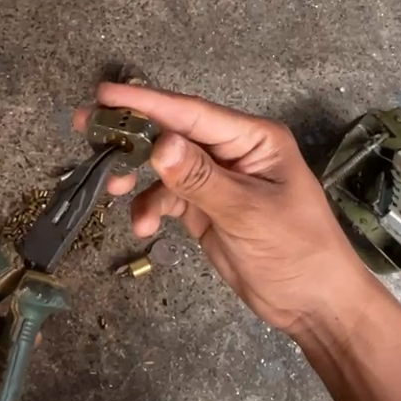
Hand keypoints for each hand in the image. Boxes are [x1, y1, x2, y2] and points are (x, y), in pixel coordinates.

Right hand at [88, 83, 377, 333]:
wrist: (315, 306)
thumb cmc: (297, 251)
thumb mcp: (247, 213)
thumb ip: (200, 179)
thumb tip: (159, 143)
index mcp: (252, 139)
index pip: (191, 113)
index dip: (147, 102)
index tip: (106, 95)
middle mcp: (231, 152)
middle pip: (171, 134)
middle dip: (131, 134)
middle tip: (85, 127)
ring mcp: (216, 180)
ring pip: (164, 166)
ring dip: (137, 177)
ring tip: (111, 188)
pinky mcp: (205, 208)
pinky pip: (168, 197)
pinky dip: (151, 208)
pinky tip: (143, 227)